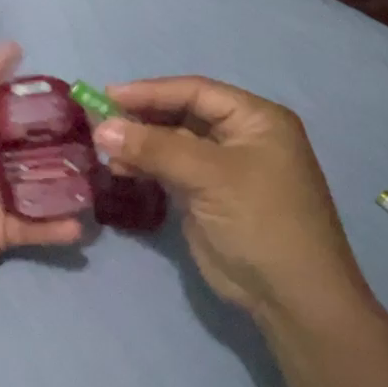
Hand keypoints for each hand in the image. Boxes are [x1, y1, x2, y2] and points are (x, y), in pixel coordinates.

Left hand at [0, 43, 84, 308]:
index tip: (15, 48)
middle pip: (13, 136)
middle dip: (41, 123)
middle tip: (79, 111)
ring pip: (31, 178)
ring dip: (58, 173)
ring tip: (94, 164)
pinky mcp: (2, 230)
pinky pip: (34, 225)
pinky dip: (55, 226)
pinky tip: (80, 226)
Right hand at [94, 78, 372, 328]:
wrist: (290, 296)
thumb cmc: (261, 221)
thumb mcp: (210, 176)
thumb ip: (154, 148)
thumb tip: (101, 128)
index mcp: (255, 119)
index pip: (195, 91)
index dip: (150, 91)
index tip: (106, 95)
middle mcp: (239, 137)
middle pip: (180, 114)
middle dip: (140, 117)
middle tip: (96, 120)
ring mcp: (221, 168)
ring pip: (170, 142)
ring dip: (137, 143)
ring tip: (103, 149)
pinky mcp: (205, 195)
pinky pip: (168, 168)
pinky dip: (143, 165)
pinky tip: (118, 169)